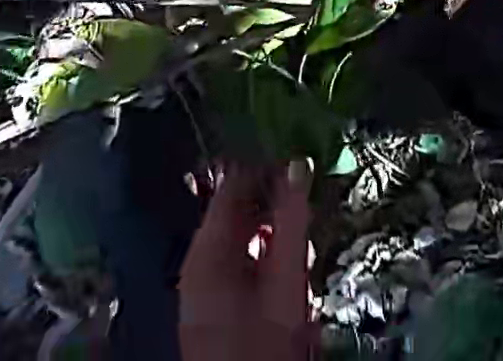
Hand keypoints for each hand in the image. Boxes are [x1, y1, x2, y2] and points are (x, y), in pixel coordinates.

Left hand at [178, 161, 312, 360]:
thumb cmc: (265, 344)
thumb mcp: (286, 279)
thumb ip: (292, 219)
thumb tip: (299, 165)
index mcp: (208, 247)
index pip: (233, 185)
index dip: (265, 168)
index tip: (297, 160)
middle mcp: (197, 260)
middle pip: (234, 212)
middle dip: (271, 204)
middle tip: (305, 205)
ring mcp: (200, 286)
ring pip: (237, 239)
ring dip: (270, 233)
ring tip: (300, 244)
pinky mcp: (209, 309)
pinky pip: (235, 266)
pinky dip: (261, 259)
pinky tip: (285, 273)